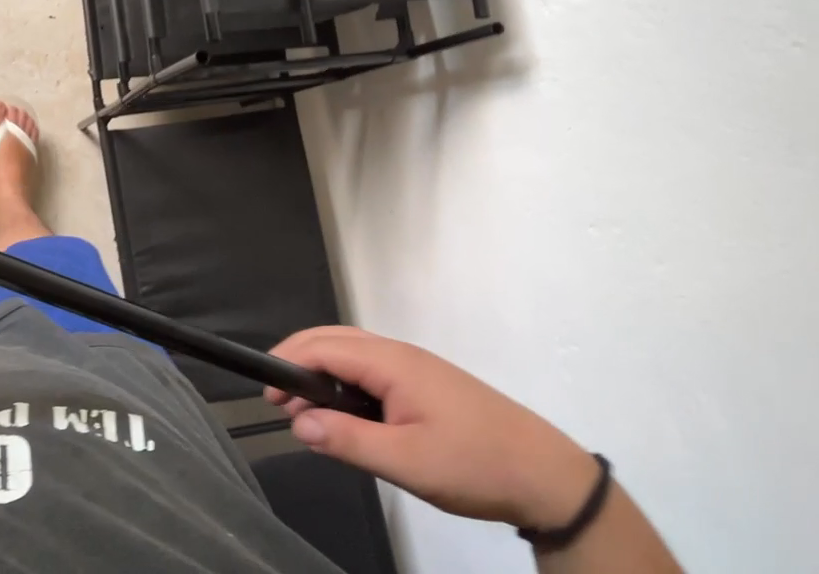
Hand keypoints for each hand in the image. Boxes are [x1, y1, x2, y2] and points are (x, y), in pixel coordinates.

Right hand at [267, 327, 598, 528]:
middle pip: (334, 339)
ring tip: (305, 409)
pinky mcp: (427, 383)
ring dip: (321, 370)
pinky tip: (344, 411)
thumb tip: (298, 422)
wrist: (550, 478)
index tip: (268, 397)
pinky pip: (370, 367)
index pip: (323, 346)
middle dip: (298, 360)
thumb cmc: (475, 465)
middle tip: (279, 400)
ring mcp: (416, 366)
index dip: (288, 364)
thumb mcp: (407, 462)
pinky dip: (343, 379)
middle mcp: (400, 353)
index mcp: (392, 363)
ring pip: (352, 351)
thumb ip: (347, 441)